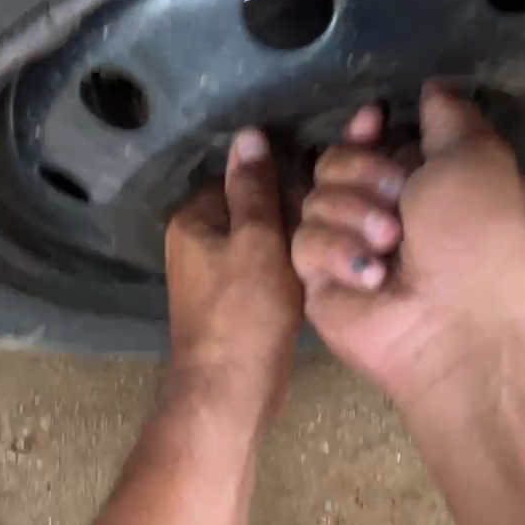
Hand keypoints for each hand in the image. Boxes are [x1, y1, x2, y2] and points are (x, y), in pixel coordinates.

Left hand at [164, 129, 303, 425]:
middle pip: (251, 210)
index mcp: (192, 220)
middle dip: (289, 215)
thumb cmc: (245, 312)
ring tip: (330, 246)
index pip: (241, 178)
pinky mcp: (229, 304)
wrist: (230, 389)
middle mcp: (193, 244)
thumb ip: (256, 188)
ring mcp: (209, 277)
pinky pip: (260, 272)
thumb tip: (248, 135)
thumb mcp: (257, 240)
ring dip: (291, 245)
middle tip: (332, 223)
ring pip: (258, 242)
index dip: (283, 181)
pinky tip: (311, 276)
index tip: (322, 193)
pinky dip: (284, 271)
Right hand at [292, 83, 524, 407]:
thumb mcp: (475, 157)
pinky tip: (371, 279)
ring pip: (313, 199)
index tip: (372, 122)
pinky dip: (338, 254)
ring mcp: (343, 246)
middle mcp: (376, 209)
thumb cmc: (475, 236)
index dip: (362, 129)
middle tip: (400, 205)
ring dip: (355, 216)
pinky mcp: (315, 281)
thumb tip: (430, 87)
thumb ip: (448, 115)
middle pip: (330, 161)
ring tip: (390, 248)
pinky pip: (303, 242)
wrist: (453, 321)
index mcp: (416, 179)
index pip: (366, 138)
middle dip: (363, 174)